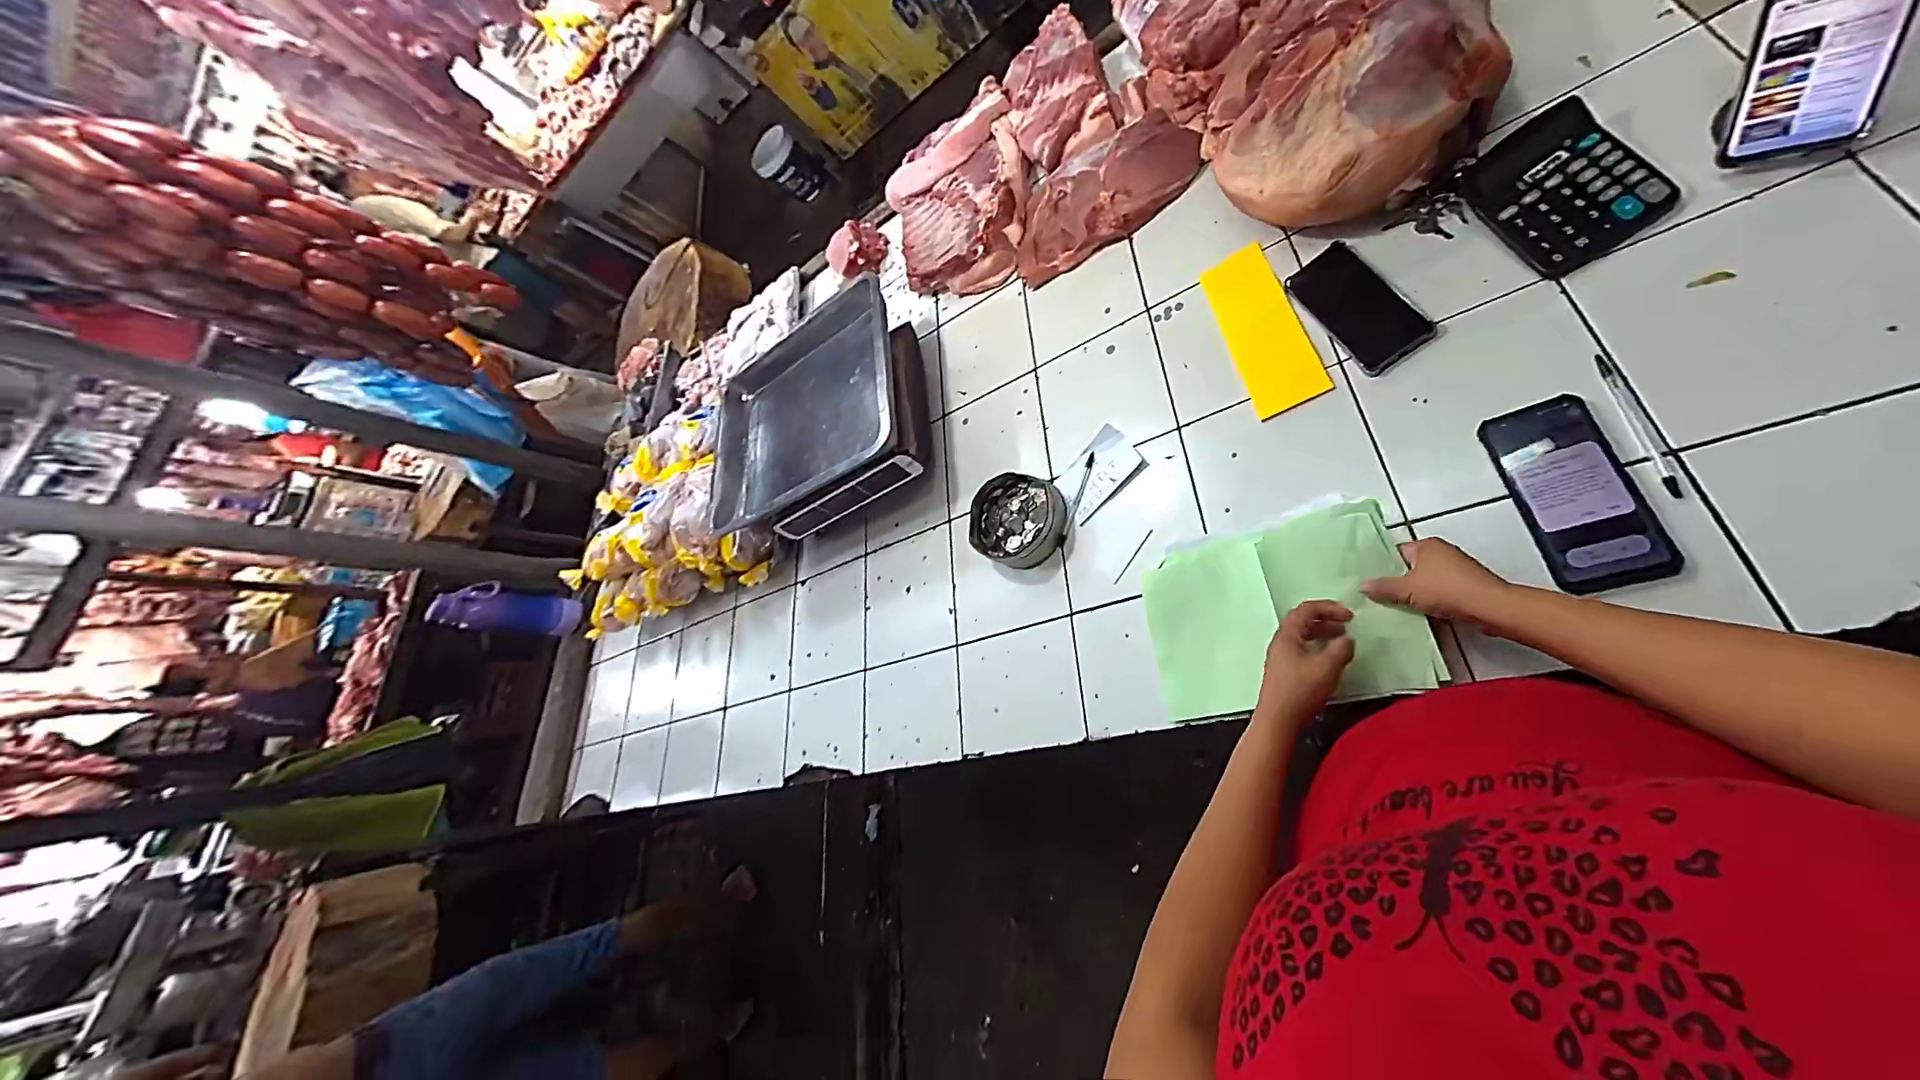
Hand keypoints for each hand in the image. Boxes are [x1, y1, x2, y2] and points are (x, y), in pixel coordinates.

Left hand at [1259, 600, 1354, 715]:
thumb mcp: (1326, 668)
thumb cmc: (1300, 691)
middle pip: (1302, 620)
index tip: (1349, 614)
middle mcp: (1280, 642)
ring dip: (1322, 632)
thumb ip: (1340, 649)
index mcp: (1287, 636)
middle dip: (1326, 618)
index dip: (1328, 607)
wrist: (1278, 718)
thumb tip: (1347, 639)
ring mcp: (1280, 655)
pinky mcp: (1284, 668)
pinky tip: (1330, 656)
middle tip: (1347, 623)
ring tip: (1342, 638)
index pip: (1305, 609)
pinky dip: (1317, 645)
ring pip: (1302, 634)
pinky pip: (1302, 647)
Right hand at [1361, 538, 1510, 620]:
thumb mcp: (1406, 589)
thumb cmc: (1446, 590)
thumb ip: (1383, 587)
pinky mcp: (1466, 585)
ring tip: (1394, 604)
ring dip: (1413, 592)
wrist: (1490, 607)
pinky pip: (1439, 590)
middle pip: (1410, 566)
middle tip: (1376, 594)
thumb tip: (1363, 585)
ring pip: (1425, 579)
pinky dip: (1429, 599)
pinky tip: (1418, 610)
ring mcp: (1456, 568)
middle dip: (1396, 580)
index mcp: (1426, 545)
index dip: (1381, 566)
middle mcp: (1442, 552)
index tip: (1368, 580)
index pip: (1395, 552)